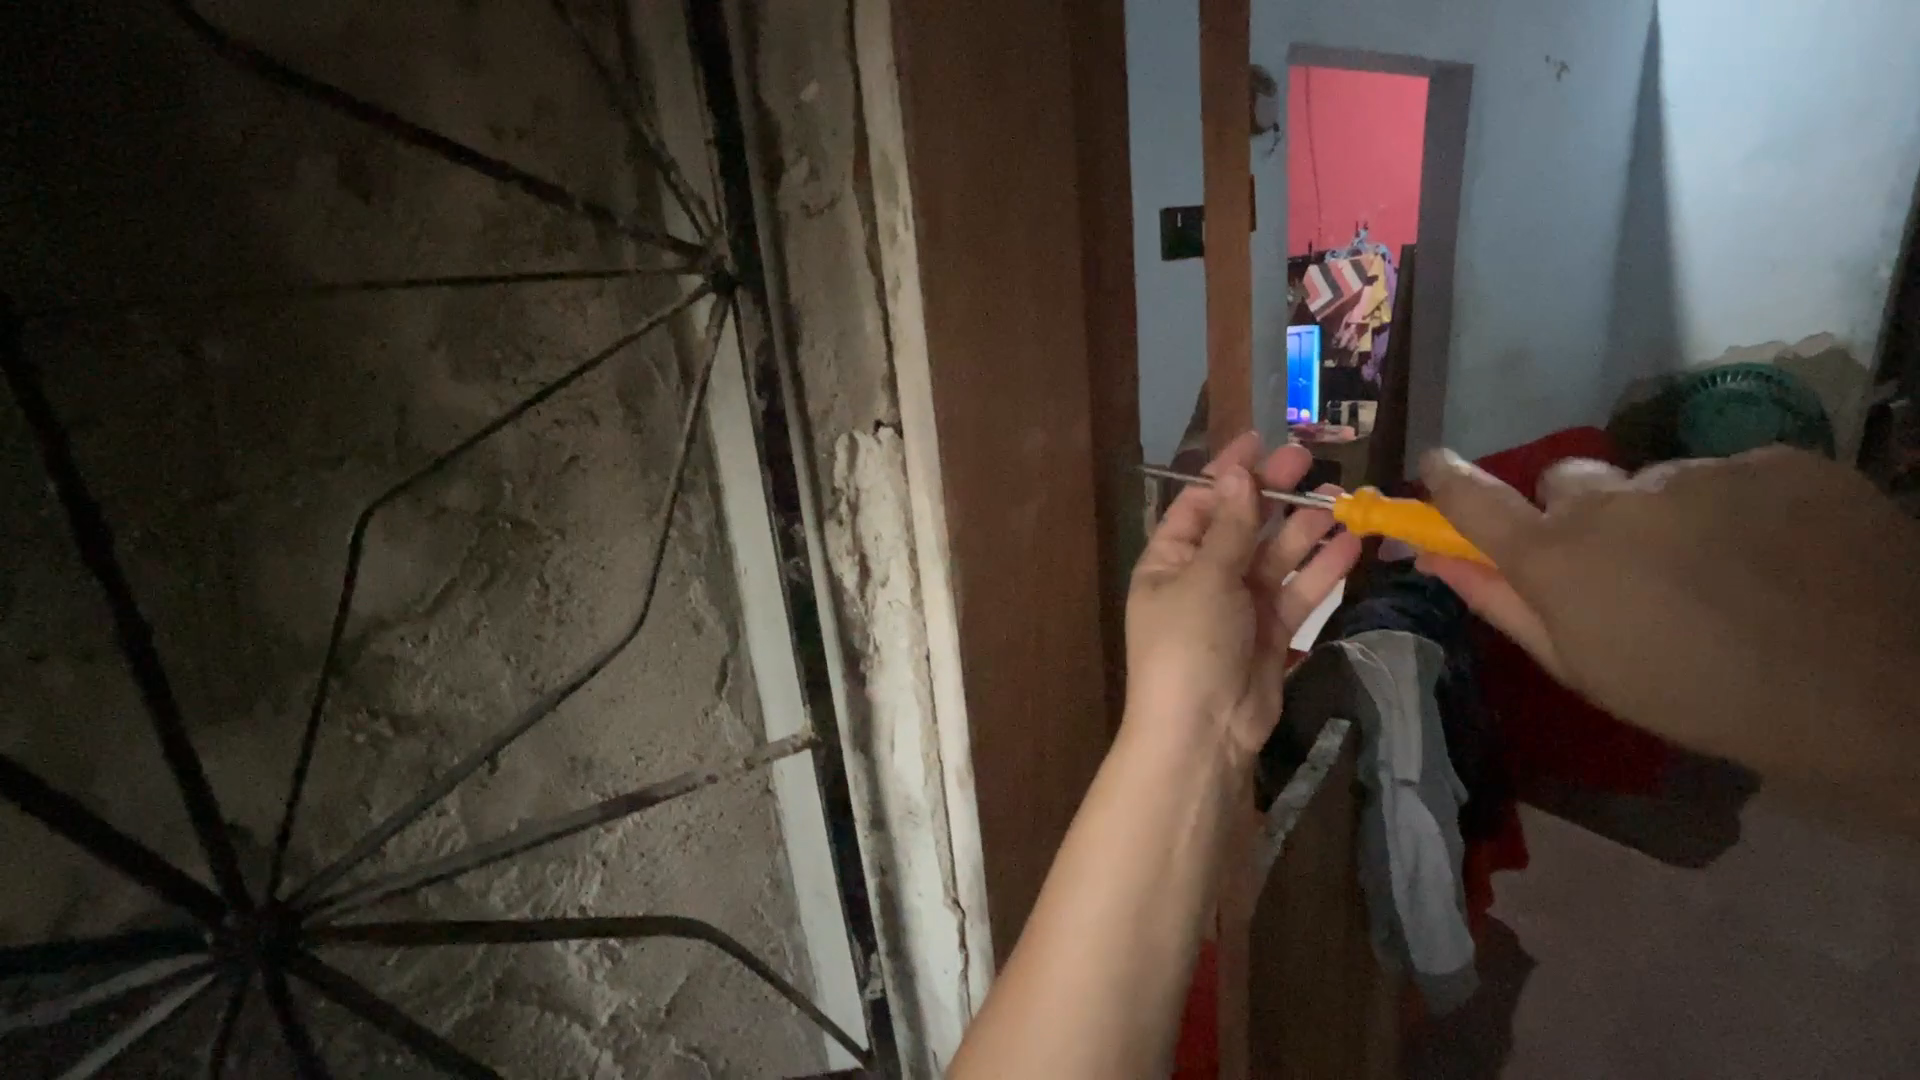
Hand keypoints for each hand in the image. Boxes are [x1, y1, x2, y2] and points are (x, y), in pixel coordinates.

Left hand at [1126, 432, 1361, 765]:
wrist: (1203, 730)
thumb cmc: (1189, 645)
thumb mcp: (1204, 579)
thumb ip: (1230, 529)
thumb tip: (1238, 474)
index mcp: (1169, 560)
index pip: (1200, 506)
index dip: (1227, 474)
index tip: (1260, 441)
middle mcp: (1203, 577)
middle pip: (1242, 525)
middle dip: (1273, 495)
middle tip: (1310, 463)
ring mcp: (1238, 604)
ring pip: (1275, 556)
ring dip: (1305, 529)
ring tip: (1343, 498)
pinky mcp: (1271, 632)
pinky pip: (1297, 591)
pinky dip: (1321, 569)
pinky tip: (1350, 543)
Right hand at [1416, 445, 1919, 824]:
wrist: (1883, 696)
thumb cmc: (1698, 696)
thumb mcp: (1580, 666)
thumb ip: (1498, 602)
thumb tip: (1433, 557)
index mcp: (1554, 556)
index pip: (1474, 499)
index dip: (1448, 480)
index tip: (1435, 463)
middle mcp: (1611, 500)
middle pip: (1567, 483)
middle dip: (1580, 513)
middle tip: (1625, 564)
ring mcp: (1695, 474)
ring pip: (1653, 481)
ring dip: (1666, 514)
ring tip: (1724, 569)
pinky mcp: (1776, 460)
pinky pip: (1729, 474)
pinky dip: (1738, 506)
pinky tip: (1779, 551)